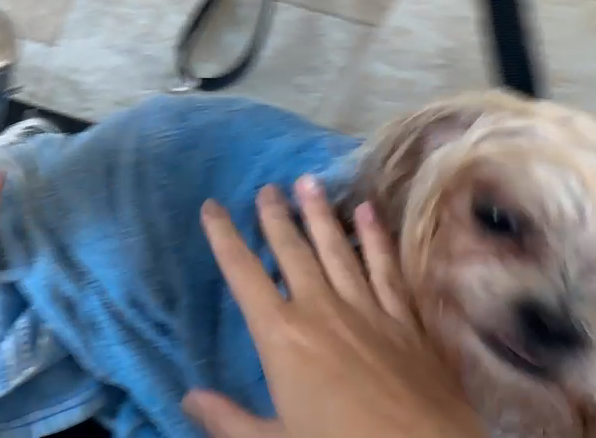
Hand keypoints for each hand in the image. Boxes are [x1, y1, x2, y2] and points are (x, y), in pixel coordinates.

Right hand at [186, 178, 483, 437]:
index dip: (223, 236)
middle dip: (276, 216)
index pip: (242, 272)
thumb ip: (230, 419)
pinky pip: (388, 272)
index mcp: (280, 334)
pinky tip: (369, 214)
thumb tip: (188, 397)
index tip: (211, 206)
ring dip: (320, 215)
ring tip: (308, 182)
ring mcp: (367, 314)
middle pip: (291, 251)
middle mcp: (319, 310)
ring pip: (337, 251)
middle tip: (268, 186)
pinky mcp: (407, 326)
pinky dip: (377, 241)